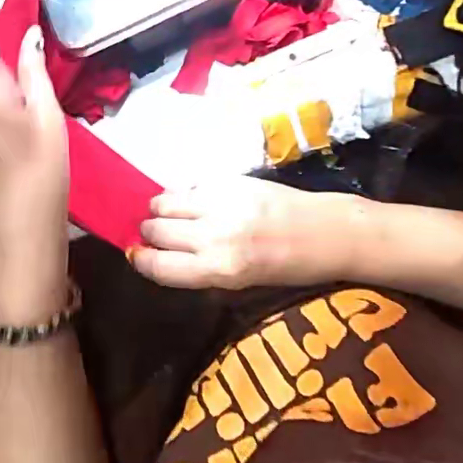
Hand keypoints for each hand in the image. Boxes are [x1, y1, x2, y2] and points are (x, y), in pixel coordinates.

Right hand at [131, 178, 374, 289]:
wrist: (328, 233)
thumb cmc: (288, 268)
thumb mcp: (241, 281)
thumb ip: (200, 267)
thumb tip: (160, 253)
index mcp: (219, 270)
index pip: (158, 265)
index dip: (140, 260)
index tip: (135, 254)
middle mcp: (214, 237)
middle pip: (156, 231)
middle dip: (149, 232)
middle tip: (154, 233)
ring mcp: (220, 204)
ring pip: (165, 202)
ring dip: (160, 209)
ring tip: (168, 213)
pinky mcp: (228, 182)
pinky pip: (190, 186)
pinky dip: (186, 194)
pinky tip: (196, 200)